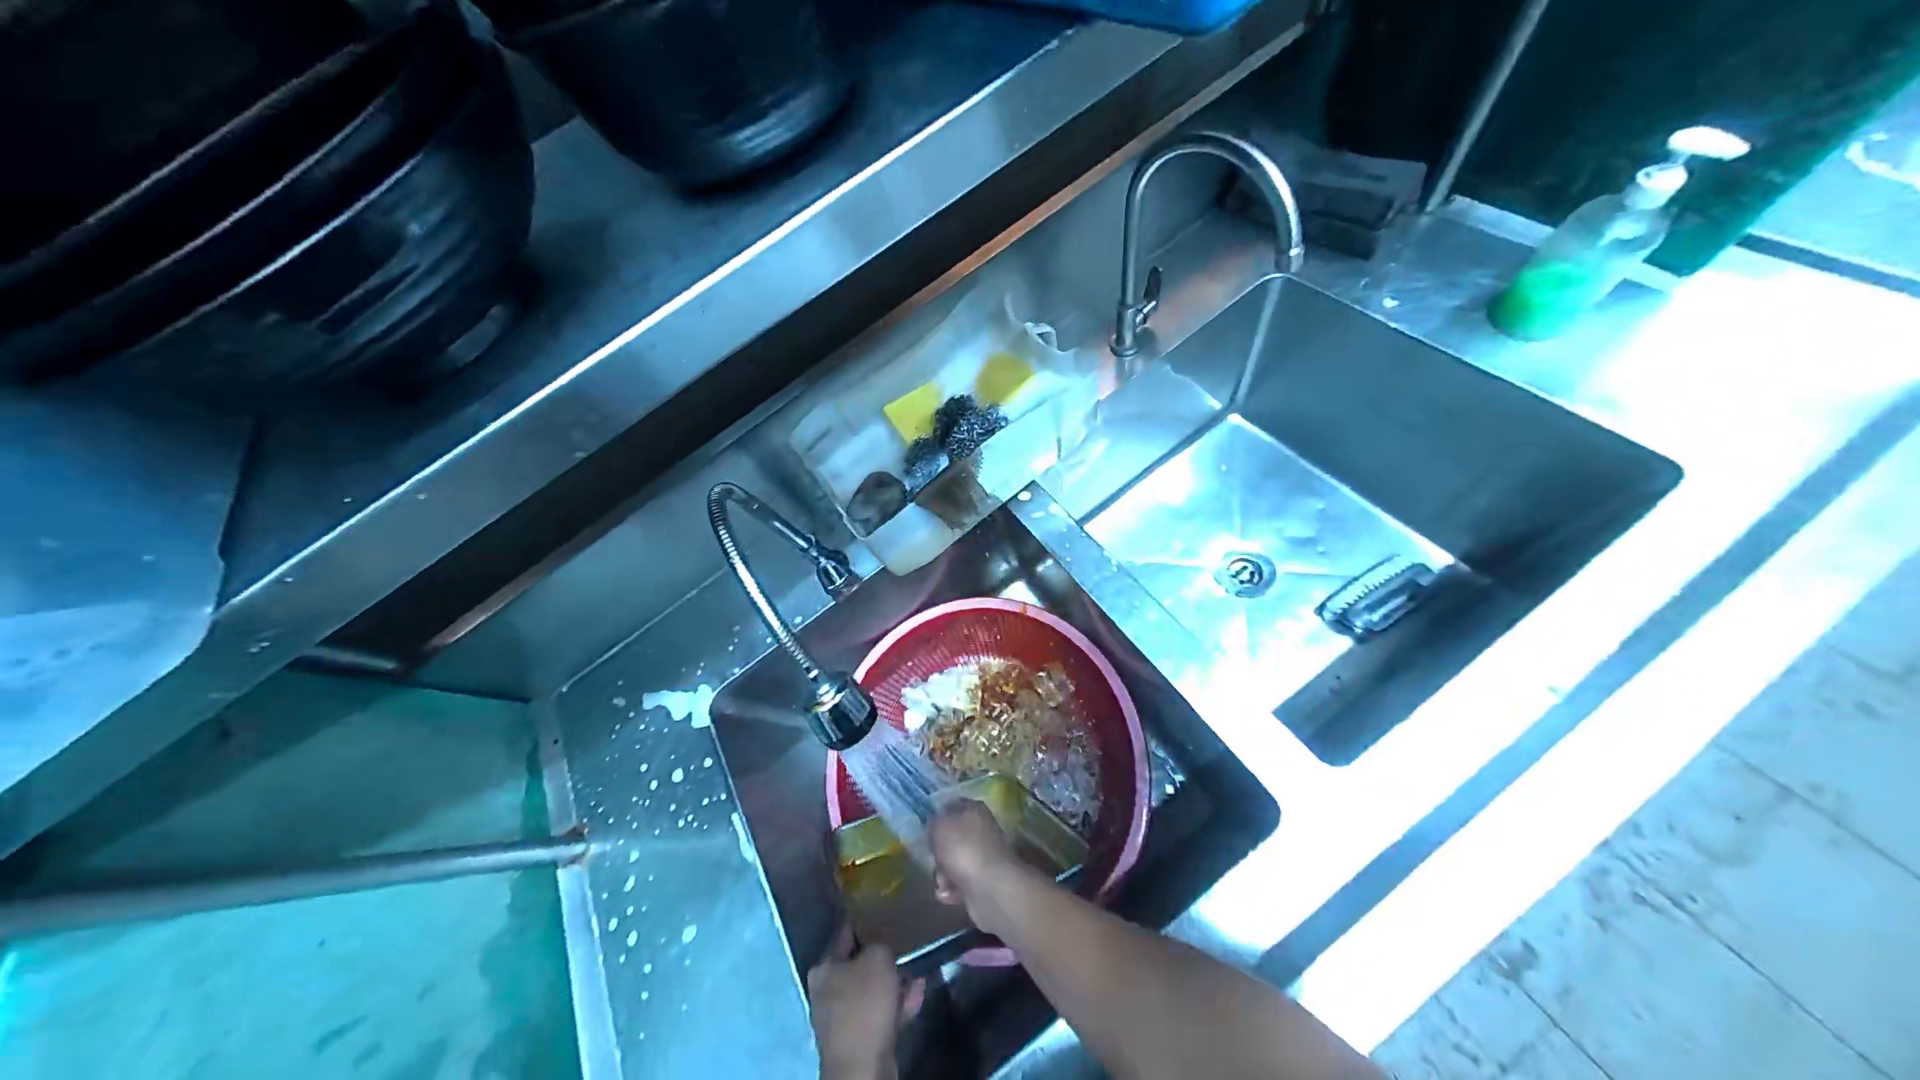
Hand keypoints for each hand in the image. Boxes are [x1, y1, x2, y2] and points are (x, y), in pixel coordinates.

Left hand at [807, 925, 917, 1079]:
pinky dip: (898, 1002)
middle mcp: (828, 990)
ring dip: (895, 979)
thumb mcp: (877, 959)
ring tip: (918, 967)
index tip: (886, 909)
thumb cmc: (864, 1005)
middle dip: (885, 954)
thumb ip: (881, 942)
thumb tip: (884, 941)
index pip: (845, 932)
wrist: (863, 1068)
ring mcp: (842, 1016)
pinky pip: (881, 1011)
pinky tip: (918, 991)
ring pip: (873, 988)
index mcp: (824, 967)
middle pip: (860, 962)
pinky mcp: (859, 1037)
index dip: (866, 919)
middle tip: (906, 941)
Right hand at [929, 799, 1027, 933]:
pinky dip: (952, 890)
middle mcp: (982, 831)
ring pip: (953, 863)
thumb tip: (935, 824)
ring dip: (942, 875)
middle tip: (934, 860)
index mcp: (975, 811)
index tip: (926, 828)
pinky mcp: (984, 882)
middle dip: (938, 853)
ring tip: (943, 883)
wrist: (991, 889)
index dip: (938, 815)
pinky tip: (948, 895)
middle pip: (951, 838)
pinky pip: (960, 884)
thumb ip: (933, 822)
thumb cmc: (963, 849)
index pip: (953, 806)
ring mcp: (984, 858)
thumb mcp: (940, 827)